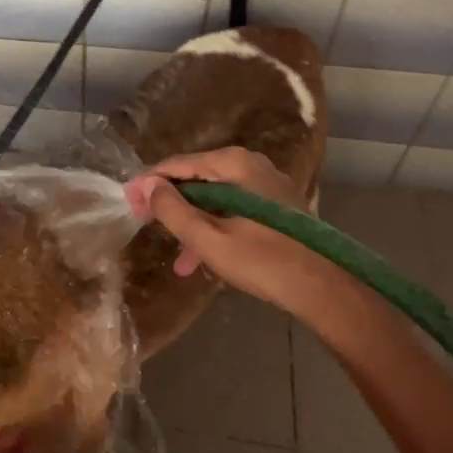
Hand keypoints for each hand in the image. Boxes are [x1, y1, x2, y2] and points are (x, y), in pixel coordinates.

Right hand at [124, 147, 312, 303]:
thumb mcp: (209, 239)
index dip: (150, 182)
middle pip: (198, 179)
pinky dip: (217, 227)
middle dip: (171, 204)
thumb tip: (146, 186)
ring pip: (217, 197)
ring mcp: (269, 185)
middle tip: (145, 223)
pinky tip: (205, 258)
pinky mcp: (279, 206)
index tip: (127, 200)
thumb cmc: (264, 261)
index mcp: (235, 165)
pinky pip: (235, 208)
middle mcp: (253, 165)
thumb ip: (173, 210)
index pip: (179, 164)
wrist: (326, 288)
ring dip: (194, 222)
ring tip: (178, 257)